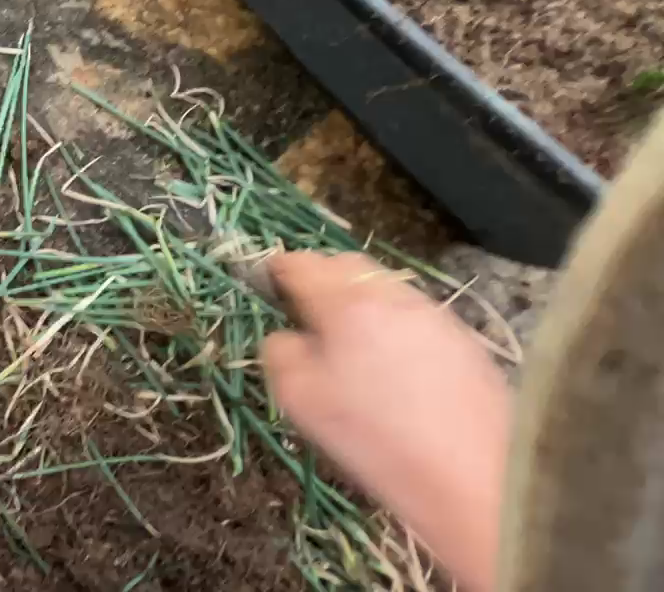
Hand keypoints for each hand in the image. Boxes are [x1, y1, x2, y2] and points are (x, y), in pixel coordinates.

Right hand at [262, 252, 512, 591]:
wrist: (487, 491)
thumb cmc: (376, 440)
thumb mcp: (297, 395)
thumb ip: (278, 348)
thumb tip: (288, 334)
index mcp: (345, 304)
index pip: (298, 263)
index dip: (274, 271)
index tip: (266, 290)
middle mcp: (392, 298)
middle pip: (345, 264)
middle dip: (319, 278)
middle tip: (306, 313)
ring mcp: (436, 319)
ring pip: (384, 287)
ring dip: (359, 300)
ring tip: (351, 341)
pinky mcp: (468, 345)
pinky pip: (414, 315)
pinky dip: (393, 323)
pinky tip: (393, 363)